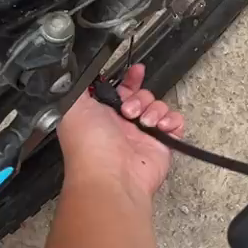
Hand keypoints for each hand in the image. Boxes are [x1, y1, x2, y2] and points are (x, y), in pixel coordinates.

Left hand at [56, 64, 184, 205]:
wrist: (111, 175)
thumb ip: (77, 87)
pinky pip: (175, 123)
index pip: (120, 91)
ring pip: (159, 107)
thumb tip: (78, 72)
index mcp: (101, 115)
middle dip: (140, 97)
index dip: (130, 79)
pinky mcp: (161, 144)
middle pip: (142, 96)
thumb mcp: (72, 107)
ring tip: (145, 122)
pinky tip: (161, 126)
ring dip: (155, 109)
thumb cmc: (88, 147)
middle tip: (130, 110)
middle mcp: (122, 125)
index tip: (136, 71)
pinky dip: (172, 121)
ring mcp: (143, 135)